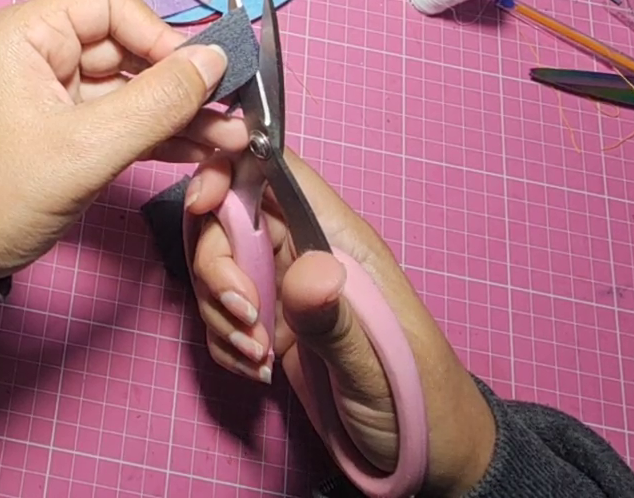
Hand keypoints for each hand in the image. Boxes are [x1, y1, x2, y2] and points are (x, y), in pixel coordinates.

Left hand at [0, 0, 246, 281]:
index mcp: (28, 32)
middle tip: (232, 107)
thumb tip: (214, 59)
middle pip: (127, 43)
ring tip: (231, 136)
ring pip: (130, 83)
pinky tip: (201, 148)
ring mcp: (55, 88)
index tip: (200, 73)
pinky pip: (121, 114)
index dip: (159, 33)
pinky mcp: (66, 124)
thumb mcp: (86, 148)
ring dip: (178, 110)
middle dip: (180, 78)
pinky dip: (157, 131)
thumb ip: (156, 102)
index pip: (110, 3)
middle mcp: (42, 49)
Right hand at [188, 151, 497, 496]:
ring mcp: (281, 284)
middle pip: (228, 218)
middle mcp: (302, 249)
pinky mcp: (265, 319)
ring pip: (216, 265)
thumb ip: (336, 321)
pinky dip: (223, 339)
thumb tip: (310, 268)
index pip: (272, 170)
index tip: (203, 206)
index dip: (227, 170)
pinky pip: (219, 309)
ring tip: (260, 357)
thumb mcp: (377, 371)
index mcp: (335, 237)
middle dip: (217, 266)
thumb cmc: (420, 409)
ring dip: (220, 311)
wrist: (430, 462)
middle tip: (245, 317)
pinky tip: (258, 370)